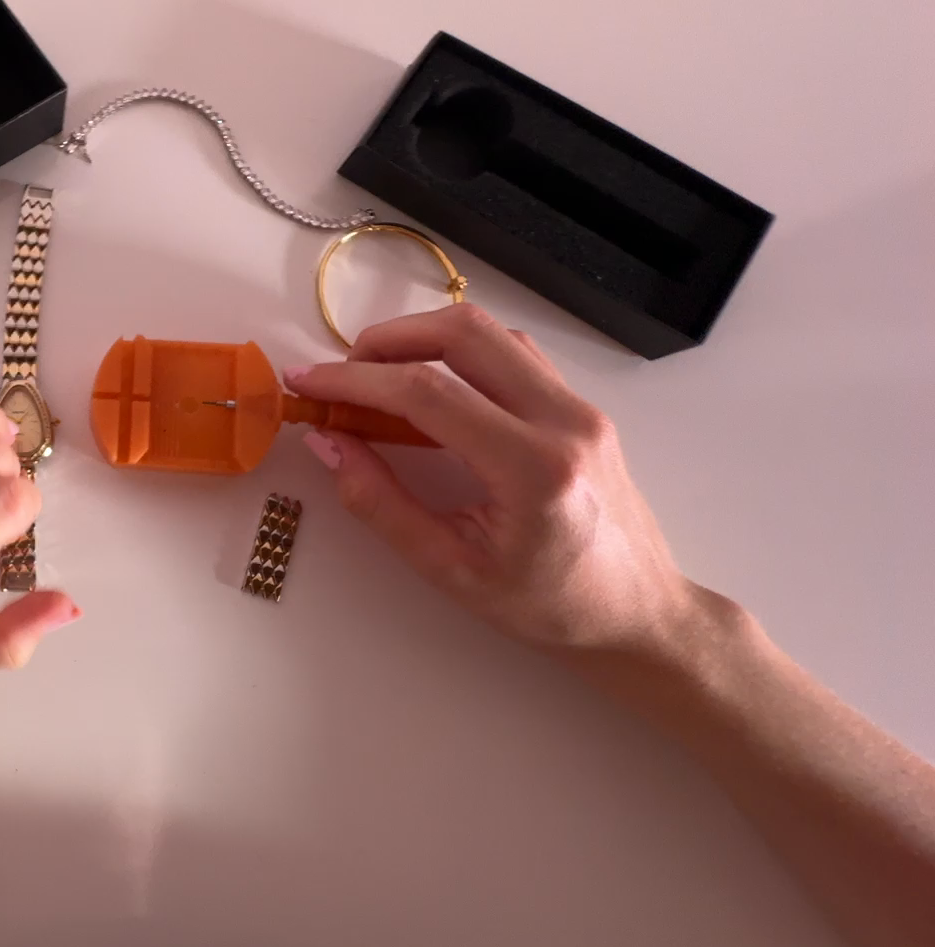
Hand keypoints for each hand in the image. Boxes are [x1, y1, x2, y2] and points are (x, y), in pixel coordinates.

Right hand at [287, 304, 693, 652]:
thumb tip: (326, 442)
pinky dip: (452, 353)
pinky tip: (424, 388)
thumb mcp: (447, 567)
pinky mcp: (578, 405)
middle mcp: (564, 420)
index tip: (304, 382)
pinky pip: (508, 352)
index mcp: (532, 468)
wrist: (642, 613)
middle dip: (386, 340)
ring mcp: (579, 406)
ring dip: (419, 339)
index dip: (353, 380)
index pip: (427, 392)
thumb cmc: (544, 604)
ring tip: (375, 378)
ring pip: (489, 332)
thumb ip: (378, 502)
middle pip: (464, 333)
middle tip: (341, 374)